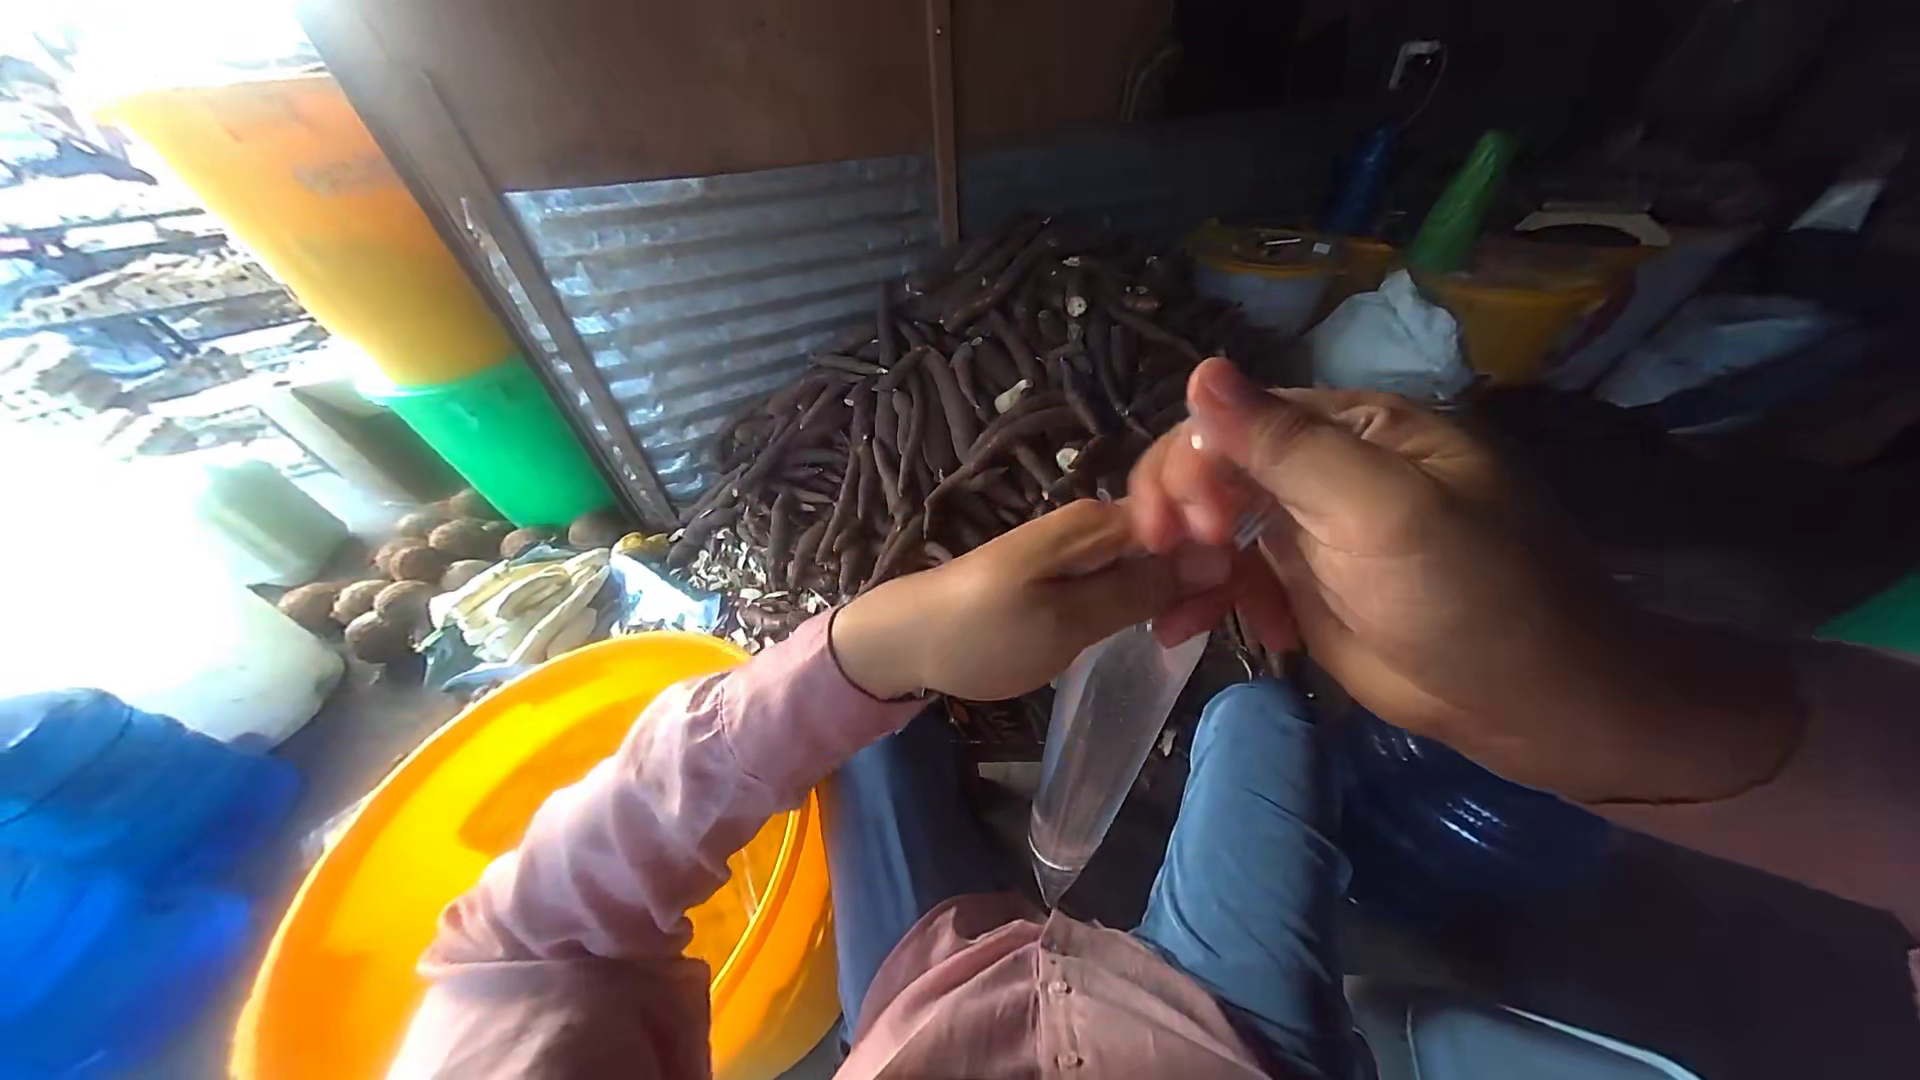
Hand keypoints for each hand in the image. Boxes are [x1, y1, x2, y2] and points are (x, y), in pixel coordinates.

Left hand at [831, 499, 1227, 701]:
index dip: (1220, 558)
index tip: (1227, 609)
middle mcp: (1097, 522)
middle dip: (1200, 581)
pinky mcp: (1073, 573)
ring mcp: (1083, 546)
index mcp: (1098, 521)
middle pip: (1178, 538)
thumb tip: (1216, 557)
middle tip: (1190, 634)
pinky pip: (1129, 577)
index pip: (1190, 519)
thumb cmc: (982, 633)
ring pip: (1157, 561)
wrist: (911, 640)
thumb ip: (1138, 589)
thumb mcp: (1065, 620)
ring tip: (1175, 637)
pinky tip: (1158, 627)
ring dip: (1176, 595)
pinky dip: (1148, 601)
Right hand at [1127, 358, 1798, 802]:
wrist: (1529, 708)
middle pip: (1205, 470)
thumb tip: (1201, 371)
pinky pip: (1221, 574)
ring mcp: (1297, 526)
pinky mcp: (1289, 579)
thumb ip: (1287, 446)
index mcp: (1342, 428)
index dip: (1186, 467)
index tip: (1180, 529)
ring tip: (1180, 611)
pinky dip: (1198, 598)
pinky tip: (1187, 628)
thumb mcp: (1379, 511)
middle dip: (1176, 516)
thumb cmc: (1468, 596)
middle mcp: (1312, 467)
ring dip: (1179, 562)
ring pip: (1203, 524)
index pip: (1228, 422)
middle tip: (1171, 564)